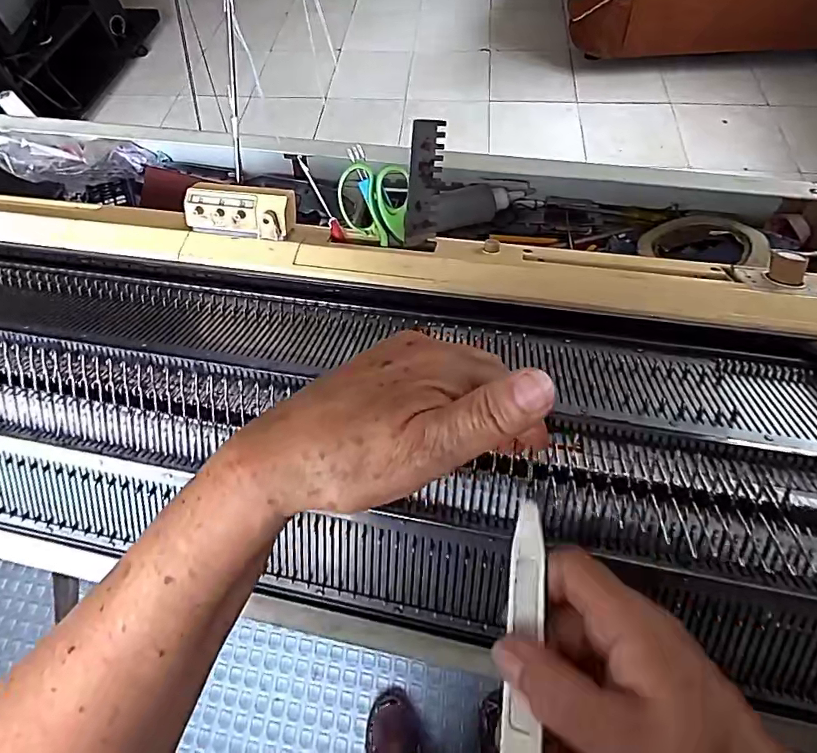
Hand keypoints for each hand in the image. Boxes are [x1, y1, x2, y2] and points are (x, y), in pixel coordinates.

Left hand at [211, 330, 554, 515]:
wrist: (275, 462)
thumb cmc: (343, 458)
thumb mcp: (430, 447)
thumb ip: (489, 415)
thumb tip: (540, 384)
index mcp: (436, 364)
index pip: (504, 381)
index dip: (526, 416)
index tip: (536, 443)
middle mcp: (414, 354)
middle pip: (481, 376)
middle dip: (504, 410)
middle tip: (515, 446)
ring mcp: (390, 364)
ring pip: (452, 378)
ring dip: (476, 406)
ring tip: (482, 441)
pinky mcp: (373, 378)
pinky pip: (423, 382)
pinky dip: (444, 403)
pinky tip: (435, 425)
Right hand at [493, 549, 781, 752]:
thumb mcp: (612, 734)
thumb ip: (554, 689)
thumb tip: (509, 650)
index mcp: (633, 622)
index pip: (569, 567)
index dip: (533, 584)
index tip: (509, 623)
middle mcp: (641, 628)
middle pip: (569, 614)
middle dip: (542, 654)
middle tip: (528, 701)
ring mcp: (648, 657)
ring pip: (583, 651)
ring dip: (559, 686)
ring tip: (554, 731)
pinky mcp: (654, 684)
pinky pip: (604, 678)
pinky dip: (583, 703)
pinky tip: (578, 737)